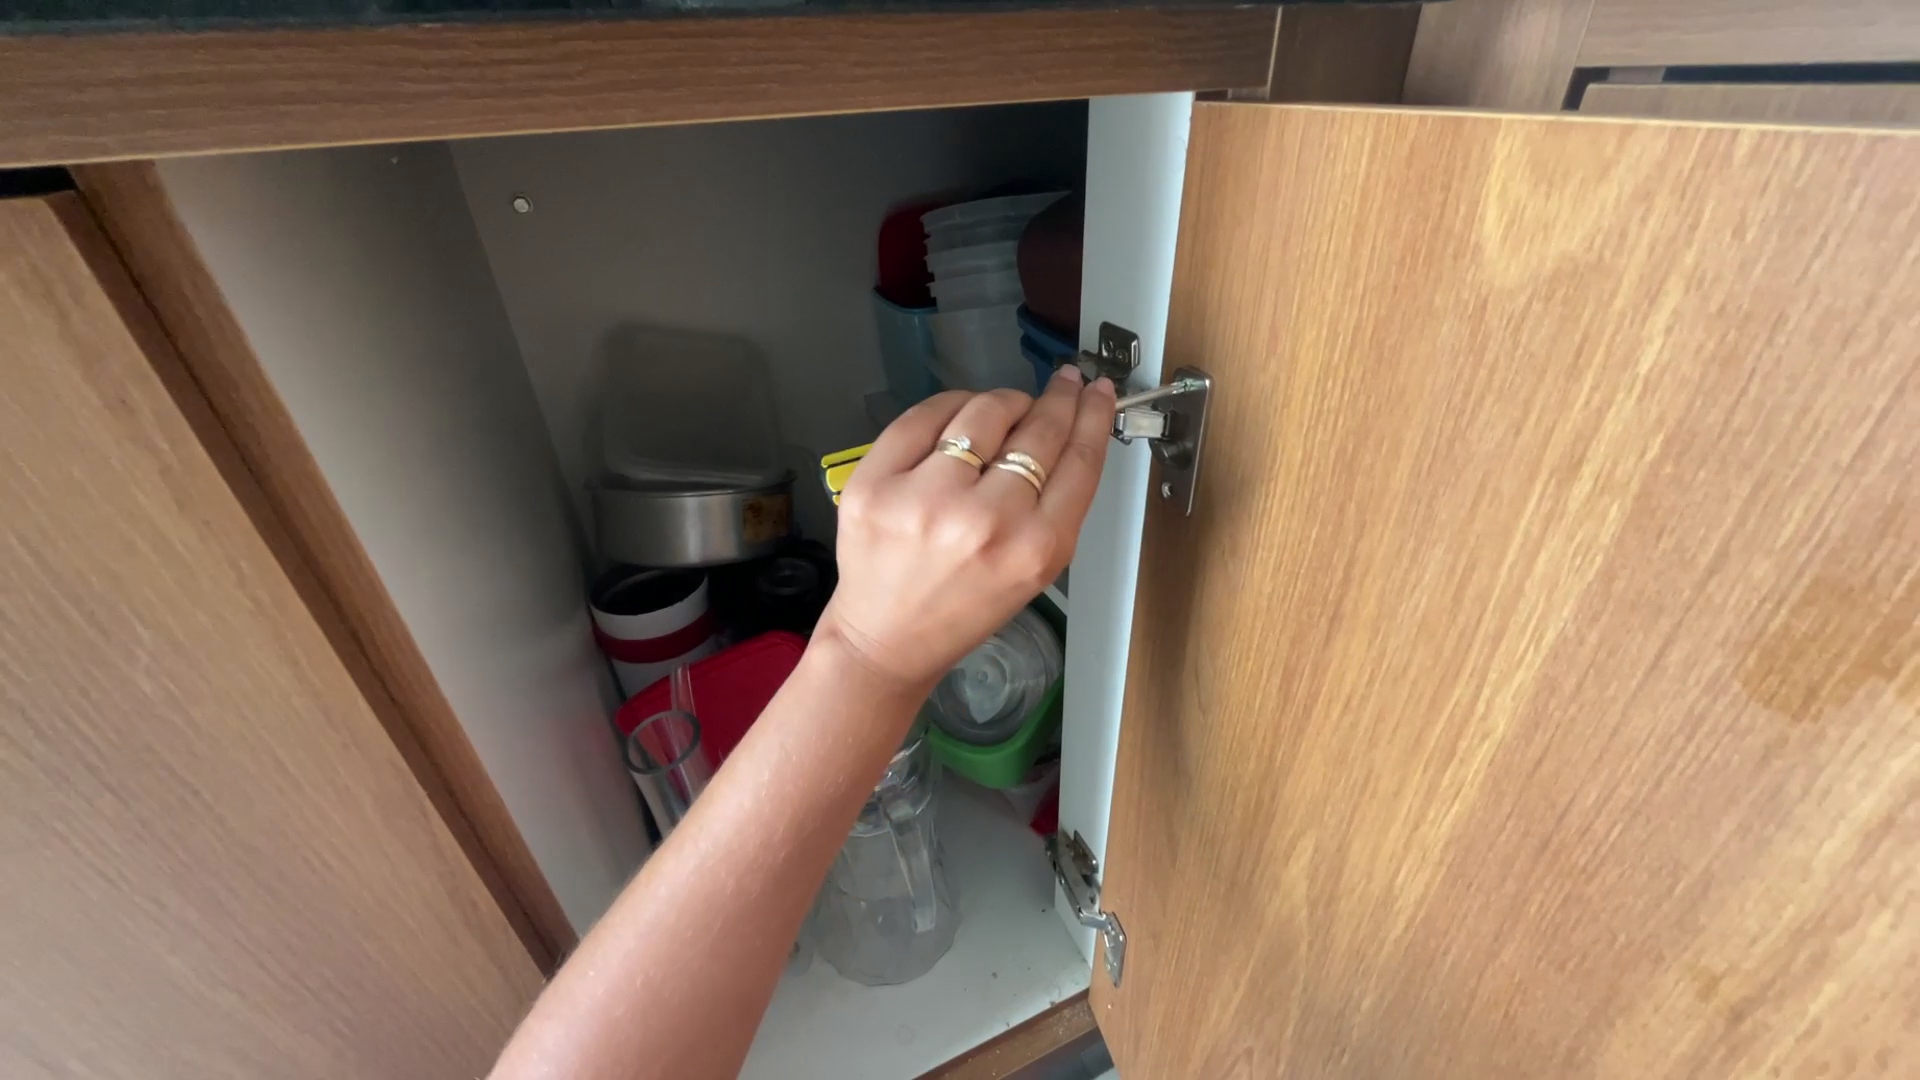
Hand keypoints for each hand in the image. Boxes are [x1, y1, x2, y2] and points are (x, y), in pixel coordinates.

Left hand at [817, 366, 1115, 694]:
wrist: (887, 639)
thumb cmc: (965, 608)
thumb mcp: (1033, 571)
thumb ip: (1055, 507)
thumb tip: (1067, 429)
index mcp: (1034, 549)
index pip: (1079, 460)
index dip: (1093, 415)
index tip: (1097, 391)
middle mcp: (984, 520)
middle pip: (1037, 430)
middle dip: (1057, 399)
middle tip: (1063, 384)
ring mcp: (924, 499)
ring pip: (984, 411)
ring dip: (1004, 402)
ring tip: (1007, 410)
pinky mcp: (876, 484)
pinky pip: (925, 415)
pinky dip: (951, 407)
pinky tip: (960, 416)